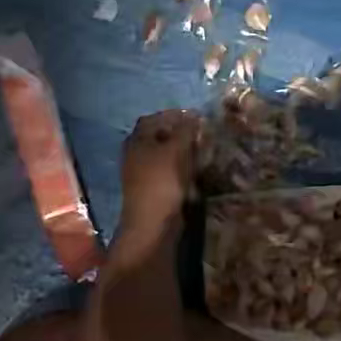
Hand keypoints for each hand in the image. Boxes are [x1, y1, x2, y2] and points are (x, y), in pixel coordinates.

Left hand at [119, 109, 200, 234]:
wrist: (152, 224)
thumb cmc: (162, 182)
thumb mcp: (176, 150)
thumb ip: (185, 130)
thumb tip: (194, 115)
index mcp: (137, 141)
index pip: (154, 119)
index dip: (174, 116)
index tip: (195, 118)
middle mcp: (136, 155)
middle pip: (159, 138)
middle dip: (181, 136)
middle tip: (202, 136)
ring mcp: (143, 175)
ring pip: (166, 158)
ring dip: (184, 155)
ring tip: (203, 155)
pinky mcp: (153, 191)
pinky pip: (169, 176)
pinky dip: (182, 173)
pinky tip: (196, 178)